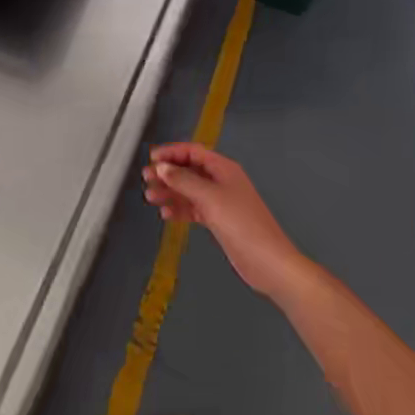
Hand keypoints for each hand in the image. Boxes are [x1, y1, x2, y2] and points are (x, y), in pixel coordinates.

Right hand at [143, 143, 304, 298]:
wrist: (268, 262)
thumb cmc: (241, 223)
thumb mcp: (210, 197)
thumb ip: (183, 180)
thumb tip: (161, 167)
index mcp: (223, 169)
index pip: (193, 152)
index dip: (171, 152)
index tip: (151, 158)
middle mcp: (221, 181)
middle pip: (189, 170)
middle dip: (167, 173)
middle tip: (146, 178)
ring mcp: (220, 201)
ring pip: (189, 190)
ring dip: (170, 192)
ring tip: (150, 197)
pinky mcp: (219, 220)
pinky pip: (194, 209)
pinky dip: (180, 209)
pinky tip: (166, 215)